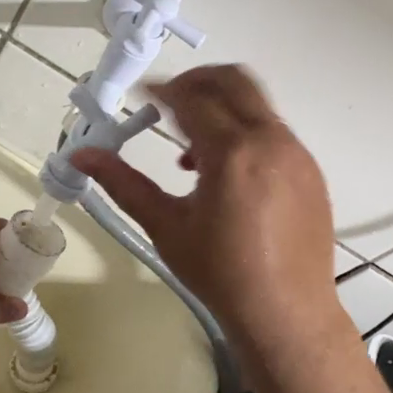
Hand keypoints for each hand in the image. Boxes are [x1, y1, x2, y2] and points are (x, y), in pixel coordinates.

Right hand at [72, 65, 346, 345]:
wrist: (286, 312)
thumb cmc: (219, 273)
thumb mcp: (165, 226)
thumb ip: (123, 183)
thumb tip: (82, 156)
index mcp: (232, 153)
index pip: (192, 98)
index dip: (161, 91)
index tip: (140, 96)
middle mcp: (270, 141)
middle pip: (234, 80)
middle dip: (196, 80)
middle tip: (166, 102)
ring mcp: (296, 153)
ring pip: (256, 105)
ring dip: (221, 108)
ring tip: (189, 151)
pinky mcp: (310, 170)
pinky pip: (273, 131)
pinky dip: (244, 132)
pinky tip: (225, 174)